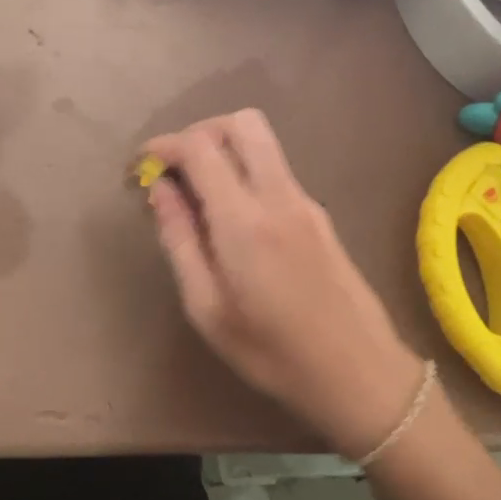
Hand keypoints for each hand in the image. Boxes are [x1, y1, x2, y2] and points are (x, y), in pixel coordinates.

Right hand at [143, 110, 427, 459]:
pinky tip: (226, 217)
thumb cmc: (271, 352)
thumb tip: (160, 191)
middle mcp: (280, 197)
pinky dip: (242, 172)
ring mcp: (306, 203)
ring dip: (221, 150)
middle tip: (171, 171)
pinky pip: (274, 170)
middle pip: (241, 124)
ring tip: (193, 196)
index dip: (163, 147)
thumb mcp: (206, 307)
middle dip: (198, 133)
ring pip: (261, 143)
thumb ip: (180, 241)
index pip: (201, 148)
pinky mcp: (319, 217)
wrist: (361, 376)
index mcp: (246, 221)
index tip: (139, 168)